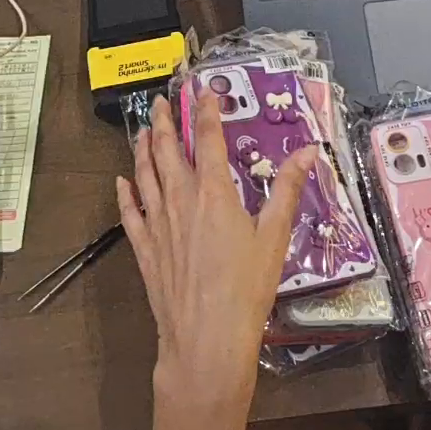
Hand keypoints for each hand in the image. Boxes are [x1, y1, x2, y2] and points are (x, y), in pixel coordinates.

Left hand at [117, 92, 317, 429]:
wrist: (207, 337)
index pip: (207, 138)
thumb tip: (309, 151)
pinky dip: (124, 192)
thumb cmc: (246, 287)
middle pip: (166, 149)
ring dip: (142, 148)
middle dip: (163, 121)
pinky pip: (129, 211)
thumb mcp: (274, 236)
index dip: (205, 111)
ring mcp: (157, 222)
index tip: (204, 92)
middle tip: (161, 101)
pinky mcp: (144, 247)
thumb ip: (288, 189)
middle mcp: (180, 198)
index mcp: (213, 192)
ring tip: (142, 130)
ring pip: (144, 174)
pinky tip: (121, 181)